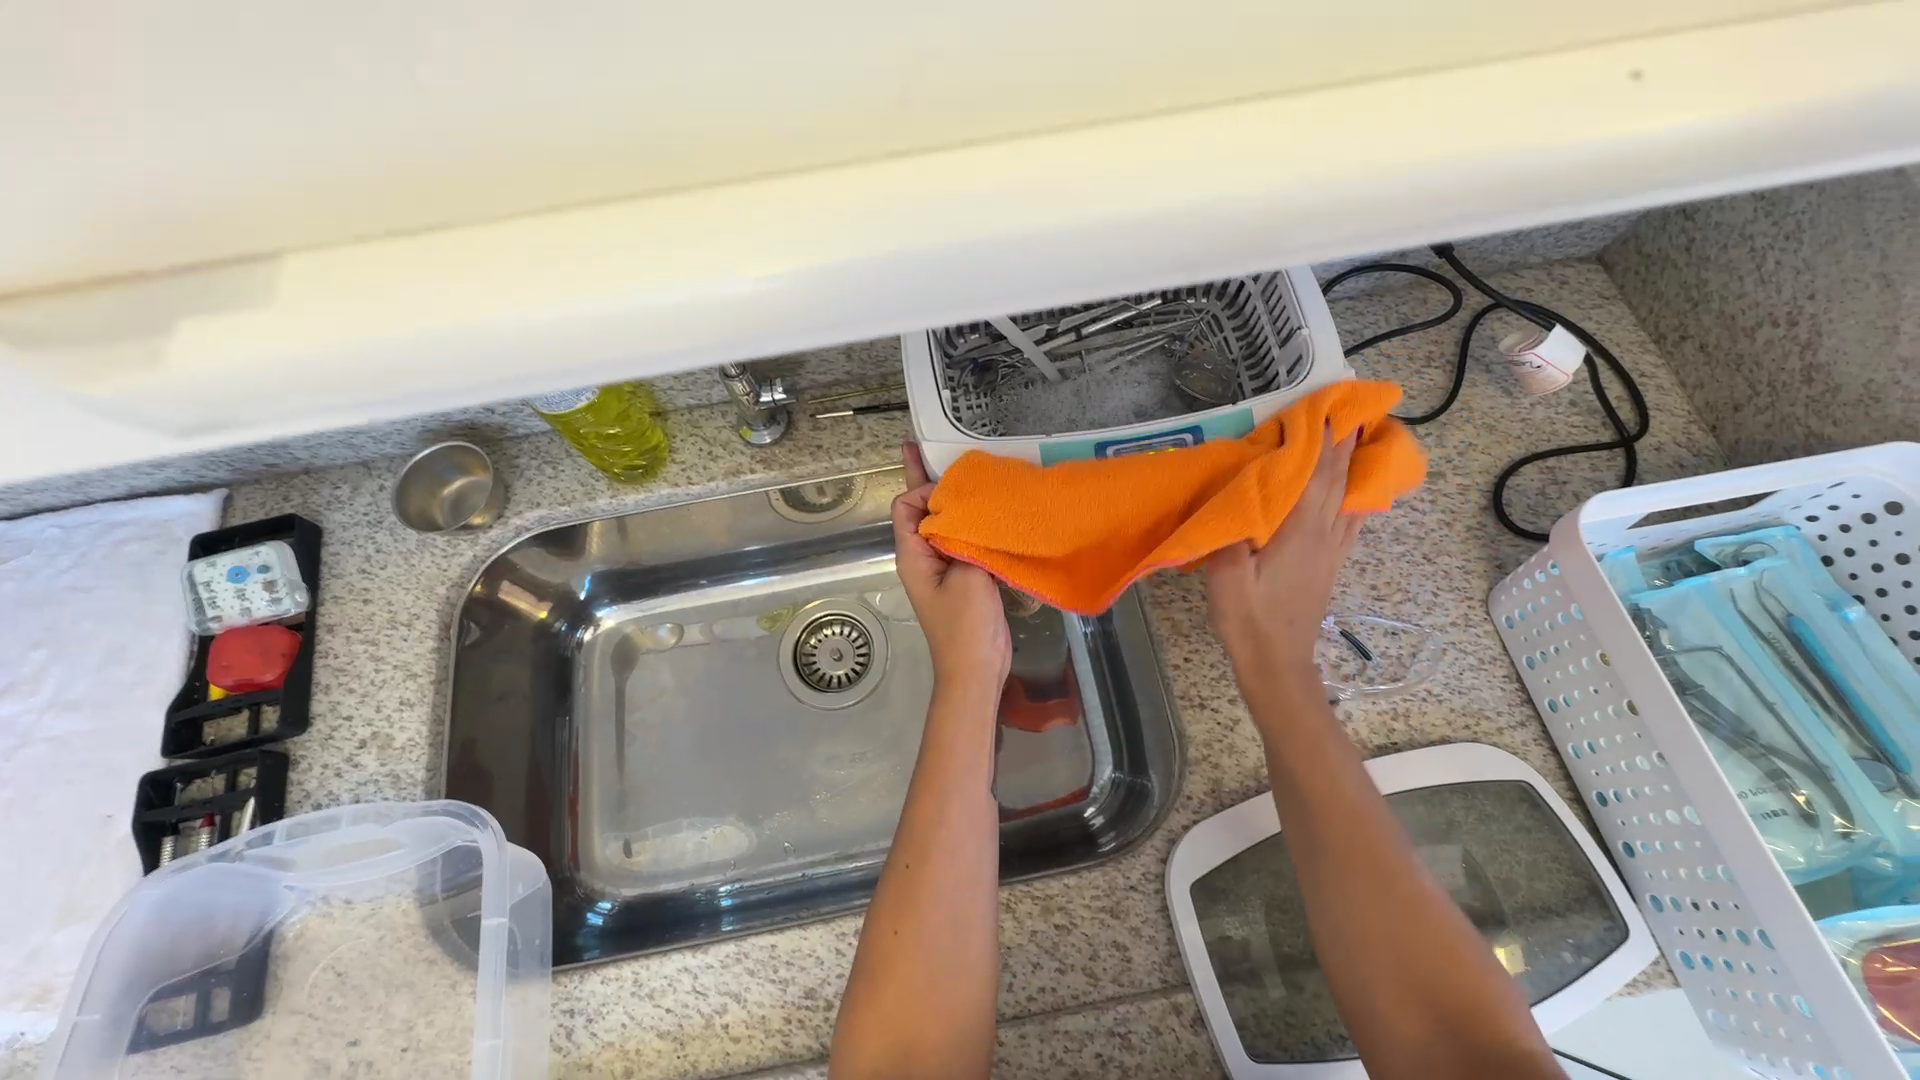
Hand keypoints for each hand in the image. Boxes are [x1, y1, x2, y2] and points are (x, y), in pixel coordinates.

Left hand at [892, 443, 1012, 690]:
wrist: (977, 669)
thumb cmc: (965, 625)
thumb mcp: (965, 574)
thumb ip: (965, 536)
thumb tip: (968, 505)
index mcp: (913, 554)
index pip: (906, 505)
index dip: (924, 488)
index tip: (954, 487)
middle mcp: (924, 556)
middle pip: (923, 510)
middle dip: (931, 480)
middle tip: (938, 446)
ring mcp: (944, 566)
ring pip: (946, 523)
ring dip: (958, 501)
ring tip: (976, 474)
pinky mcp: (965, 575)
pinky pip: (966, 540)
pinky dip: (976, 523)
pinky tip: (996, 511)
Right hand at [1205, 433, 1362, 684]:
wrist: (1277, 664)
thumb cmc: (1249, 620)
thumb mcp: (1227, 577)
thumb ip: (1233, 532)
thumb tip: (1237, 494)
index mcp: (1300, 532)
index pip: (1315, 475)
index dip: (1321, 441)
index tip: (1324, 408)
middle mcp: (1323, 535)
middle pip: (1339, 480)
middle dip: (1343, 443)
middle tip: (1349, 409)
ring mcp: (1331, 550)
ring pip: (1348, 497)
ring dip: (1353, 464)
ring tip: (1360, 436)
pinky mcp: (1330, 564)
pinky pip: (1351, 520)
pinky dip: (1356, 496)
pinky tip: (1360, 490)